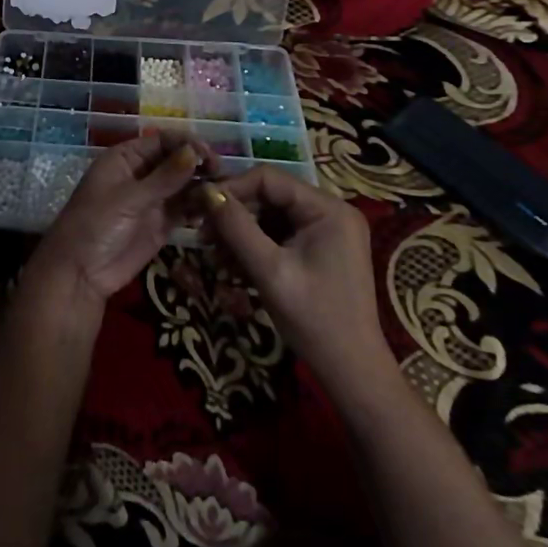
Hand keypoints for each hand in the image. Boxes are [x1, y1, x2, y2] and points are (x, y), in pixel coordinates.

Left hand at [32, 133, 210, 305]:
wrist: (81, 273)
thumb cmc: (94, 226)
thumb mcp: (128, 198)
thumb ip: (163, 177)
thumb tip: (194, 152)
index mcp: (124, 158)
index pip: (161, 140)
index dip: (186, 143)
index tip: (210, 155)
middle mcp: (140, 173)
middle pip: (177, 160)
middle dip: (199, 164)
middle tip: (224, 174)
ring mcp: (152, 199)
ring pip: (184, 184)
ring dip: (204, 185)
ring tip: (225, 192)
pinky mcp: (162, 222)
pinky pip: (186, 208)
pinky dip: (200, 207)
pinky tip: (215, 210)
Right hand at [199, 166, 391, 388]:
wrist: (349, 368)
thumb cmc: (312, 317)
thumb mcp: (268, 269)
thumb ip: (236, 227)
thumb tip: (204, 191)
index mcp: (328, 210)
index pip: (269, 178)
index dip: (231, 188)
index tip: (199, 209)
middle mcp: (330, 212)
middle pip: (268, 195)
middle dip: (233, 214)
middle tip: (203, 237)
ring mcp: (325, 231)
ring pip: (268, 215)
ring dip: (238, 232)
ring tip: (215, 256)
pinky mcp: (317, 249)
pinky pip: (277, 234)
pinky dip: (252, 246)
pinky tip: (232, 266)